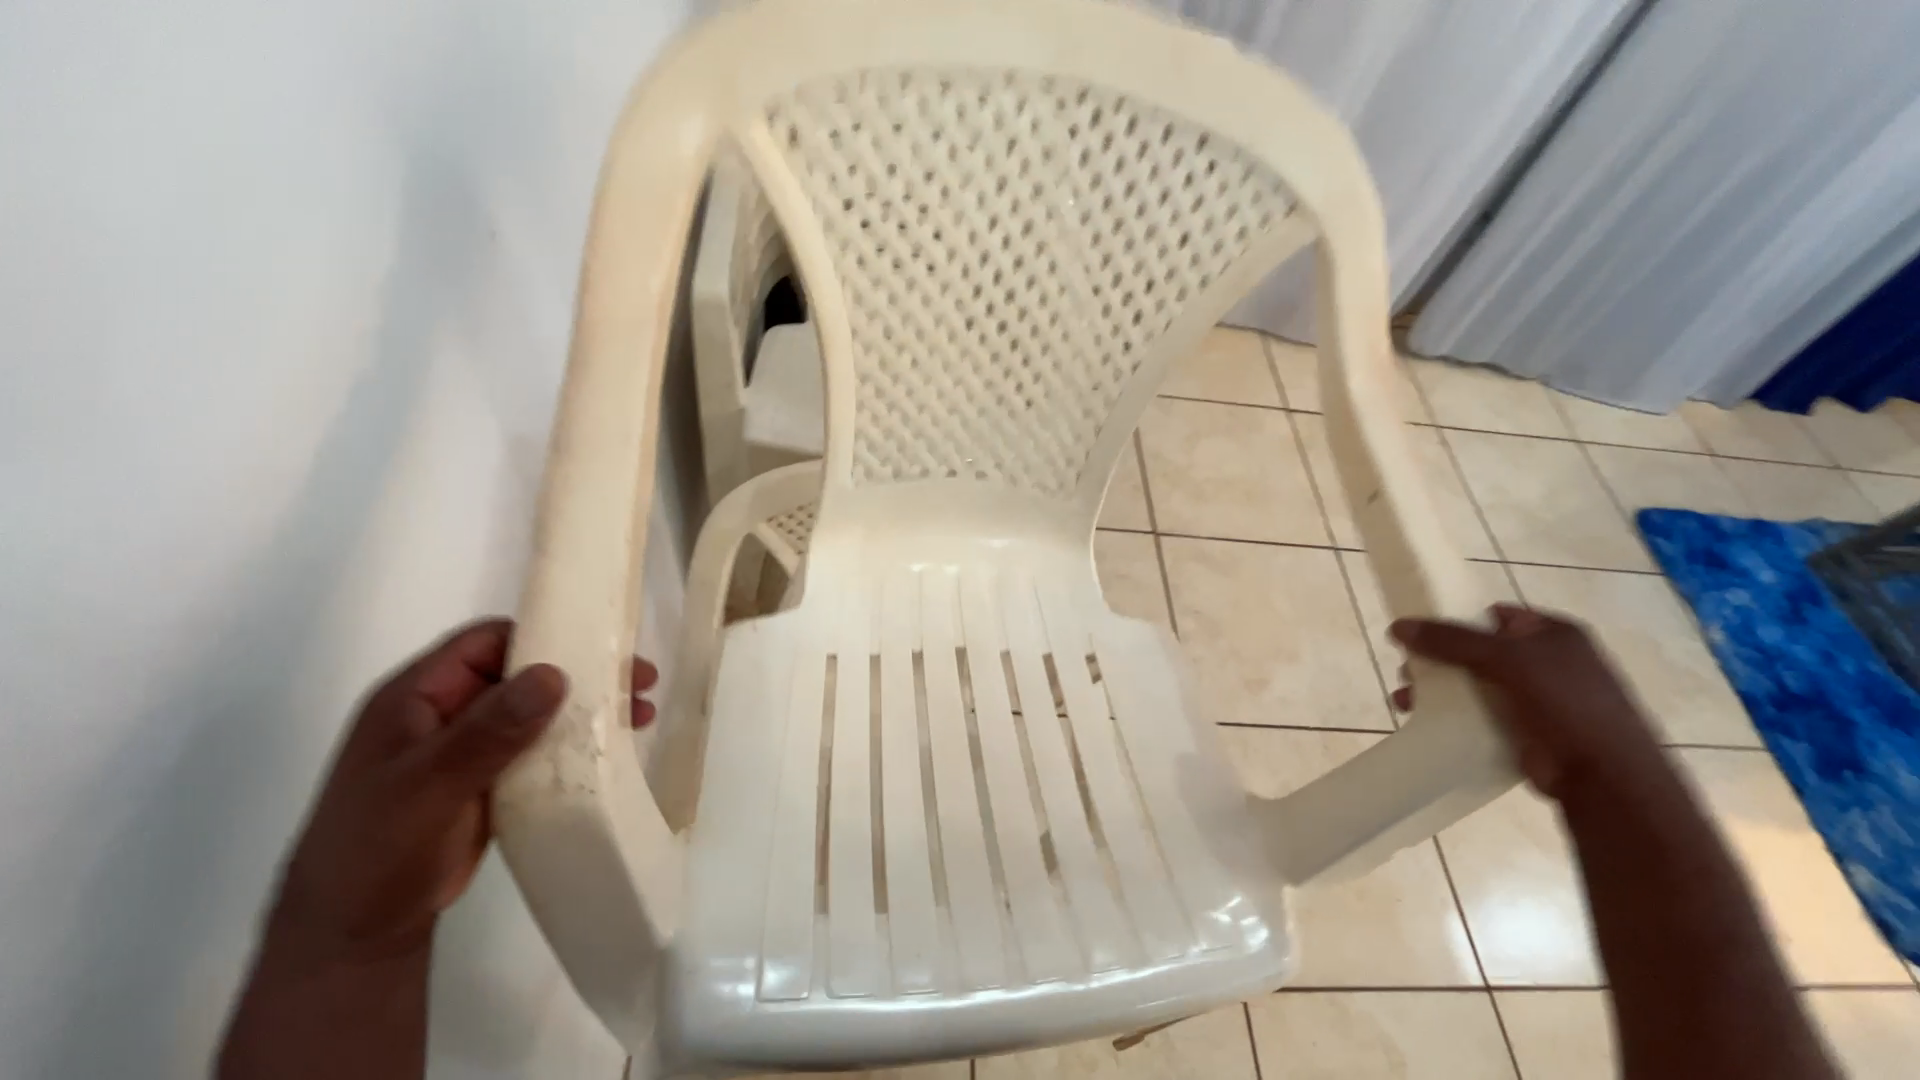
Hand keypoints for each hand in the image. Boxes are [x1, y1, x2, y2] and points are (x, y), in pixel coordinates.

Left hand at [268, 618, 657, 964]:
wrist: (355, 933)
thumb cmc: (377, 849)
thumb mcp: (430, 785)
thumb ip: (489, 731)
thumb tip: (554, 675)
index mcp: (418, 696)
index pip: (487, 643)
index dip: (543, 637)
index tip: (601, 648)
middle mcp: (446, 713)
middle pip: (521, 674)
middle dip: (580, 674)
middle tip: (640, 681)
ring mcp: (468, 750)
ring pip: (535, 713)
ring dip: (585, 711)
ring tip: (641, 715)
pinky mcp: (489, 782)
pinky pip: (538, 751)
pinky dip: (575, 746)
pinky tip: (613, 750)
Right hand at [1388, 604, 1662, 799]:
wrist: (1603, 777)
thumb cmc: (1564, 704)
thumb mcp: (1506, 660)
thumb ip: (1452, 641)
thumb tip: (1397, 626)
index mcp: (1555, 634)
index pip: (1495, 616)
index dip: (1457, 621)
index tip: (1421, 634)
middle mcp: (1549, 661)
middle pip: (1478, 651)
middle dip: (1438, 660)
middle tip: (1408, 671)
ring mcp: (1540, 698)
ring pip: (1475, 685)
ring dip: (1438, 691)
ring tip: (1405, 700)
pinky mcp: (1527, 731)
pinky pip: (1481, 715)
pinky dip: (1452, 716)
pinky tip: (1424, 721)